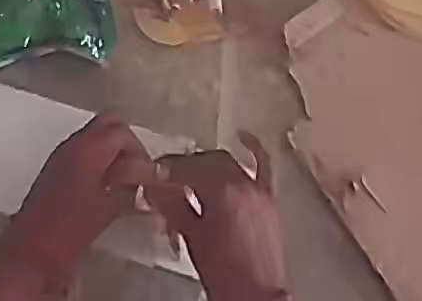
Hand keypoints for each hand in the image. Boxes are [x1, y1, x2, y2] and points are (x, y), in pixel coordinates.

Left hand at [0, 114, 154, 296]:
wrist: (30, 250)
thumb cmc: (69, 229)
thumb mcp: (107, 209)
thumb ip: (127, 189)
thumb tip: (138, 182)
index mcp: (88, 148)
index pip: (121, 131)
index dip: (138, 149)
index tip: (145, 171)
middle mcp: (73, 143)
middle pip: (108, 123)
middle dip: (125, 141)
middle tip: (136, 167)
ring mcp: (61, 153)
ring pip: (94, 134)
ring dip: (110, 149)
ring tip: (122, 178)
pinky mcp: (54, 166)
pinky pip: (81, 149)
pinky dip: (96, 158)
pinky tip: (102, 186)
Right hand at [145, 133, 289, 300]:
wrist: (256, 299)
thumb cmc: (224, 275)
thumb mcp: (194, 239)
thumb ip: (174, 207)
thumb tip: (154, 187)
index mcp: (223, 191)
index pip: (188, 168)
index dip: (167, 169)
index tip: (153, 172)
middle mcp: (242, 183)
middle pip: (206, 161)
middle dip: (184, 166)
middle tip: (166, 176)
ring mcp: (257, 188)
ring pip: (227, 162)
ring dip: (206, 163)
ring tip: (189, 173)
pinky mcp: (268, 198)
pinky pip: (263, 165)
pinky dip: (252, 148)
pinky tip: (242, 136)